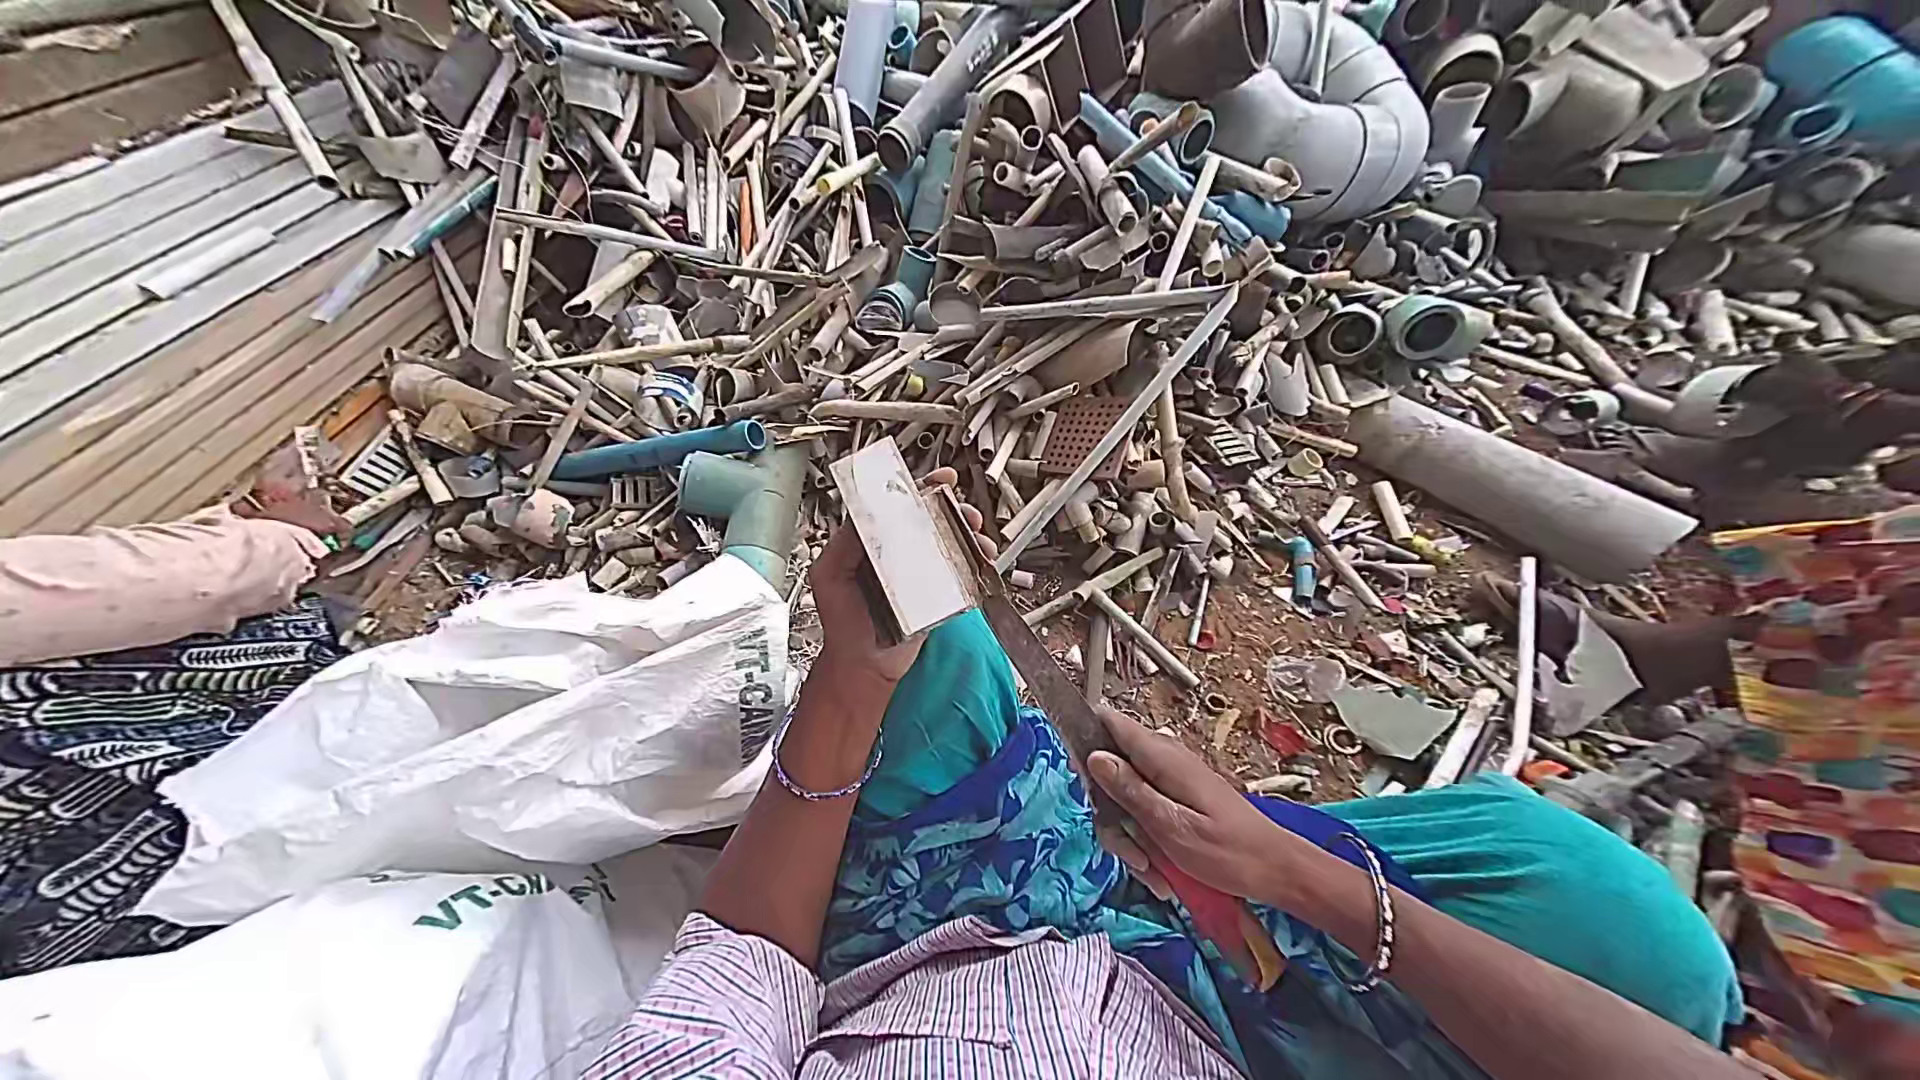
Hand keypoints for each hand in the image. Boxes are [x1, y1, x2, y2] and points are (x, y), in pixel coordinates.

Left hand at [809, 466, 996, 686]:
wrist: (864, 665)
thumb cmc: (843, 623)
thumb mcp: (830, 575)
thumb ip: (844, 543)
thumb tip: (865, 515)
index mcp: (872, 544)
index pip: (897, 508)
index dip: (919, 490)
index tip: (939, 480)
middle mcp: (898, 553)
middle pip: (930, 520)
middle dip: (952, 510)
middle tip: (965, 512)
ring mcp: (920, 572)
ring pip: (949, 542)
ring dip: (968, 534)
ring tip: (977, 535)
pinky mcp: (937, 593)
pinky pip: (960, 571)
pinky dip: (975, 561)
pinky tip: (982, 557)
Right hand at [1088, 708, 1313, 906]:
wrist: (1278, 872)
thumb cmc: (1229, 852)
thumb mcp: (1172, 827)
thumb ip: (1130, 790)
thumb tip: (1093, 756)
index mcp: (1160, 756)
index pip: (1108, 721)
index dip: (1084, 740)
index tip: (1083, 782)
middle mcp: (1161, 758)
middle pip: (1109, 770)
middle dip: (1111, 813)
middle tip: (1130, 851)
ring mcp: (1167, 778)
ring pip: (1123, 797)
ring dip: (1129, 836)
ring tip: (1150, 868)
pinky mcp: (1174, 797)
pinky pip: (1143, 811)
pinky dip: (1145, 839)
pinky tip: (1159, 868)